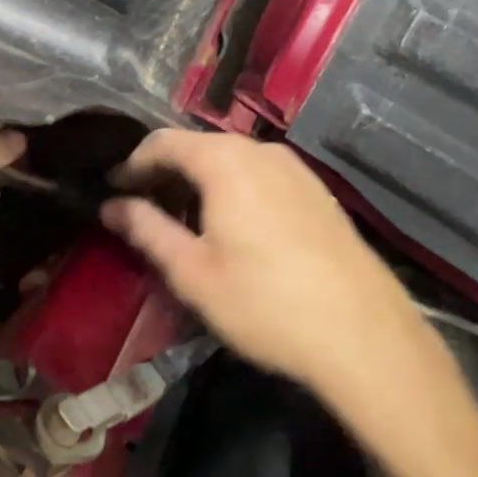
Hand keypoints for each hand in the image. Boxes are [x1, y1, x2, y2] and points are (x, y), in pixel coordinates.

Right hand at [99, 129, 417, 390]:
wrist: (365, 335)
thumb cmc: (267, 303)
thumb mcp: (194, 273)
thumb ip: (148, 231)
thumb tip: (112, 205)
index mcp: (225, 161)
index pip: (163, 141)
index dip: (133, 162)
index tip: (113, 188)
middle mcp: (260, 151)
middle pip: (200, 146)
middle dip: (167, 171)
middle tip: (144, 206)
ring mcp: (295, 169)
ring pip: (233, 161)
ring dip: (202, 181)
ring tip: (186, 221)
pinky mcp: (318, 191)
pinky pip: (262, 175)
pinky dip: (235, 188)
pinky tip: (235, 228)